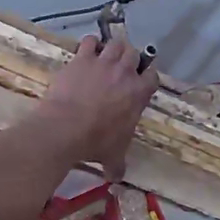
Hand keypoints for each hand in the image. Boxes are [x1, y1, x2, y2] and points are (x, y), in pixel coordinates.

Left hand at [33, 32, 160, 179]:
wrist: (66, 128)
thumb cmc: (95, 142)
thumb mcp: (113, 157)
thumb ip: (117, 165)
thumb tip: (116, 178)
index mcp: (139, 94)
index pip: (152, 76)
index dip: (146, 78)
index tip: (139, 83)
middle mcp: (125, 73)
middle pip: (134, 54)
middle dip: (129, 59)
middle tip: (120, 69)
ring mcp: (103, 62)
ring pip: (116, 43)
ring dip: (112, 48)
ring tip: (105, 56)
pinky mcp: (82, 58)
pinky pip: (89, 41)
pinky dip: (89, 44)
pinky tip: (86, 51)